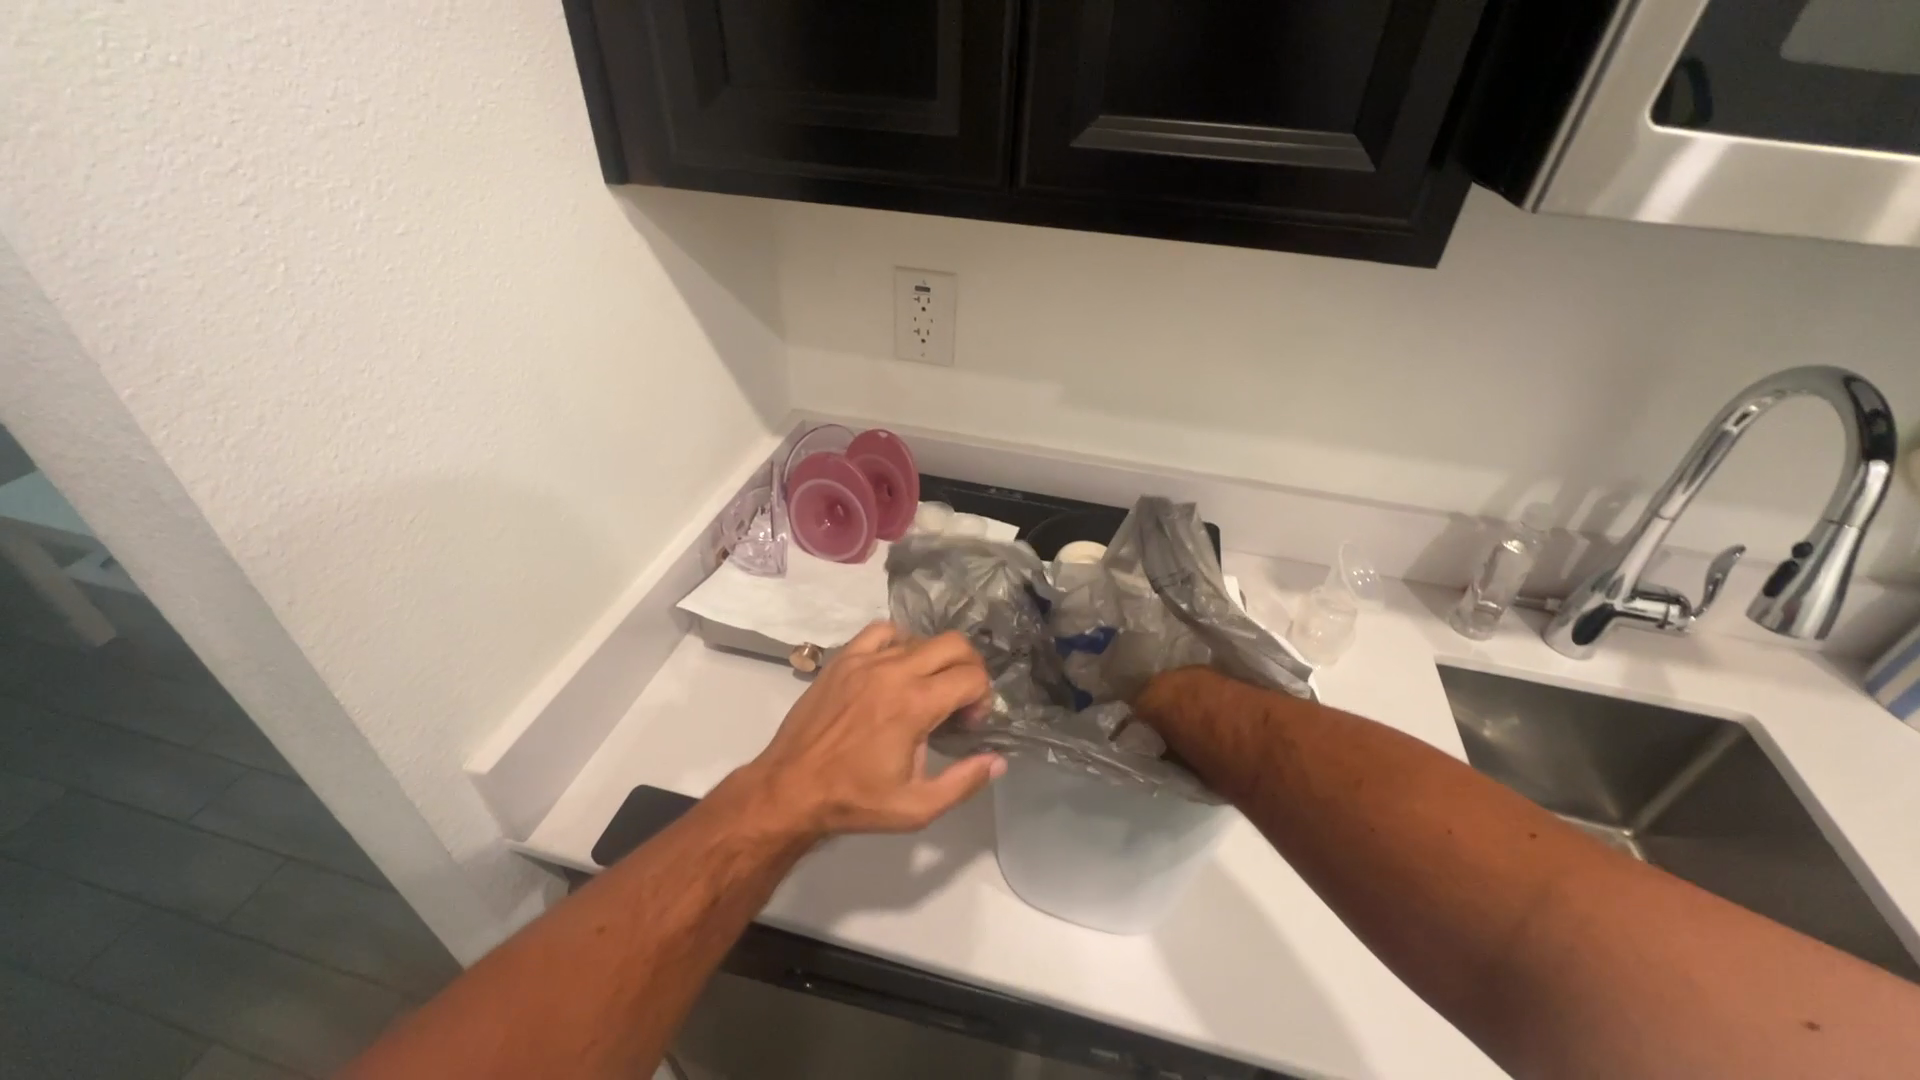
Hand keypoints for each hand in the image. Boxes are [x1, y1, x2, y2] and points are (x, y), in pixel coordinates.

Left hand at [737, 622, 1004, 837]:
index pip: (971, 677)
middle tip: (959, 701)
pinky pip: (881, 632)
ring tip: (927, 688)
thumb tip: (997, 760)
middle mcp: (894, 672)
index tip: (967, 725)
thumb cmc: (855, 800)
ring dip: (935, 659)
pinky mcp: (842, 659)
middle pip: (954, 644)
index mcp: (915, 705)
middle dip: (969, 669)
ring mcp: (865, 660)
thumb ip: (964, 782)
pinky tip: (895, 668)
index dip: (982, 699)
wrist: (791, 788)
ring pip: (920, 637)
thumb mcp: (916, 807)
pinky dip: (899, 642)